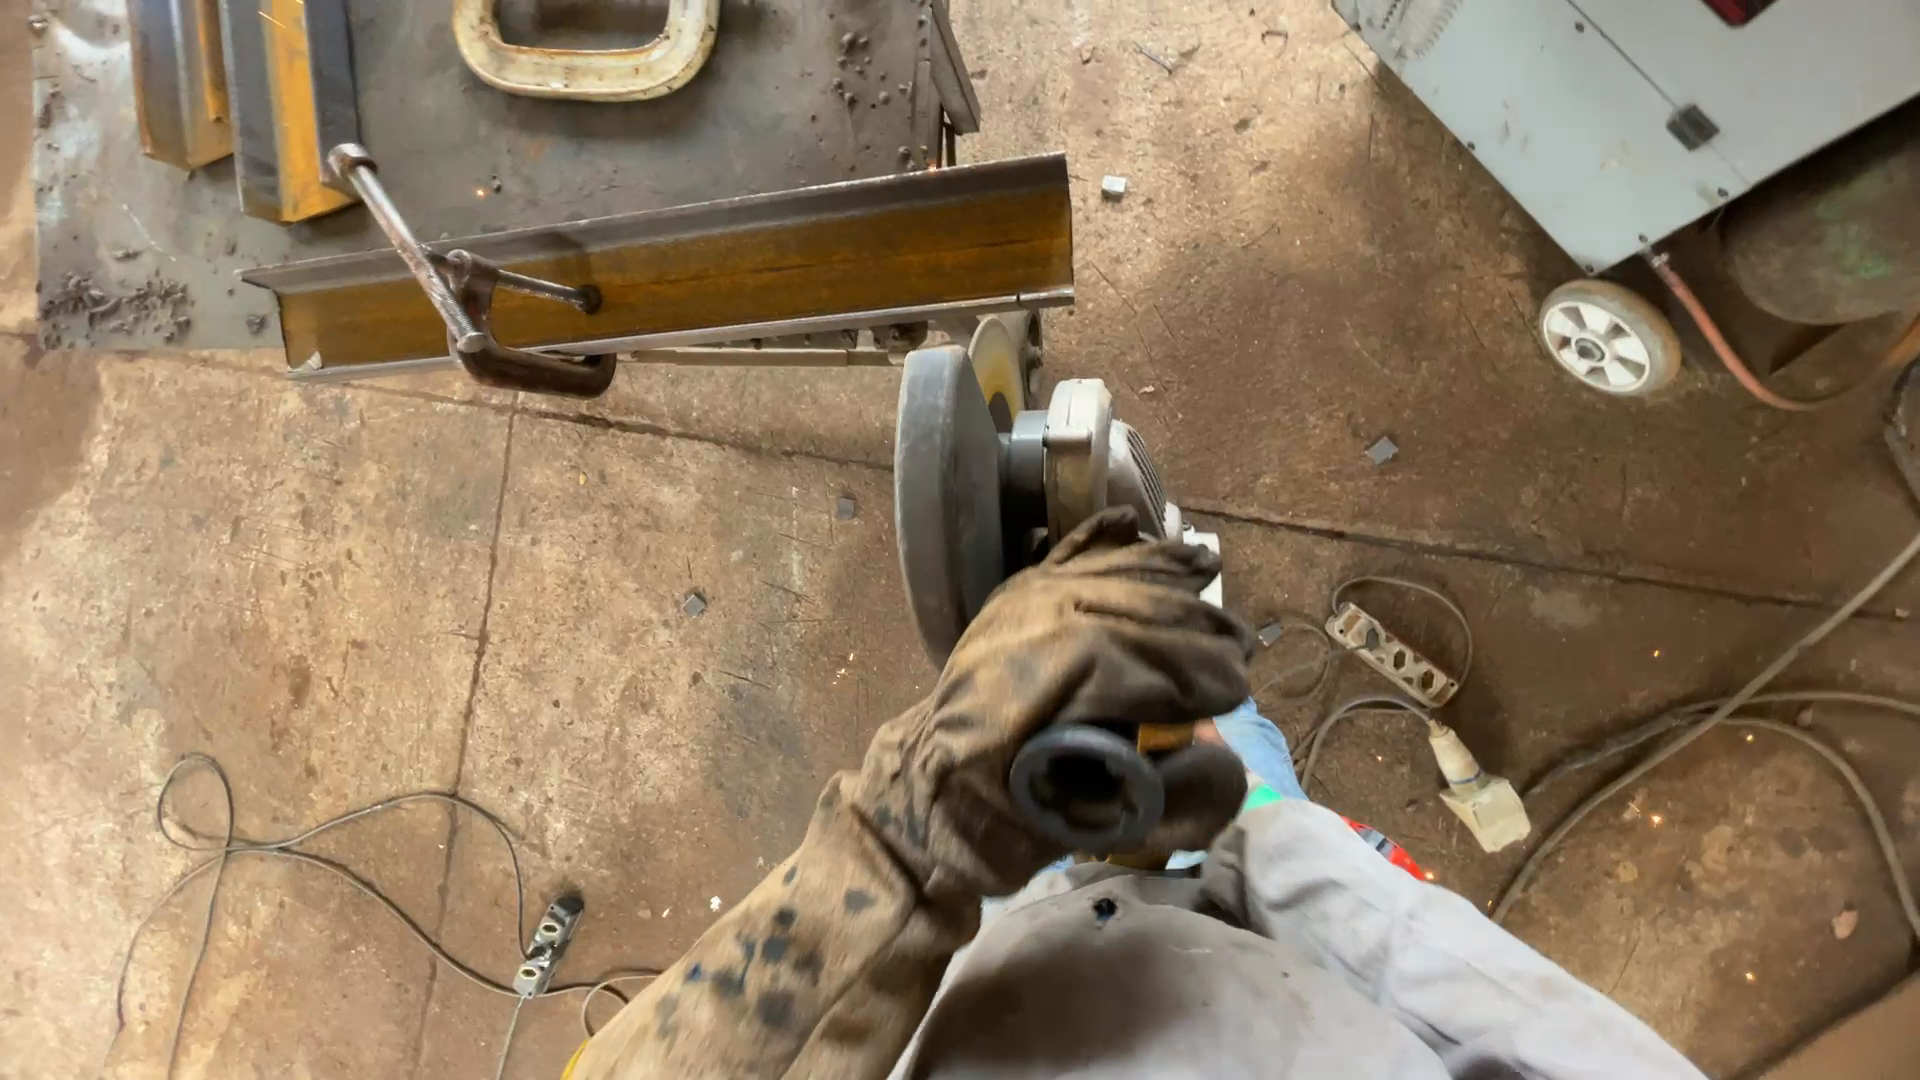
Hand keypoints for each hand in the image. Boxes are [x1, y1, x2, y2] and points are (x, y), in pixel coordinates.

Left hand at [847, 507, 1254, 896]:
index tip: (1238, 689)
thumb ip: (1176, 799)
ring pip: (1107, 573)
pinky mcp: (1008, 599)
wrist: (938, 787)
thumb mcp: (1099, 832)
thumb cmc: (1014, 819)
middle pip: (1137, 606)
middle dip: (1197, 625)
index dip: (1202, 673)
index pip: (1150, 658)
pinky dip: (1099, 538)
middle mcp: (1035, 624)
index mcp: (1054, 681)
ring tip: (1210, 575)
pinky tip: (1130, 522)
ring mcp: (1018, 603)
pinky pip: (1063, 556)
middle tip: (1242, 646)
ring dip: (1165, 574)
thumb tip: (1224, 747)